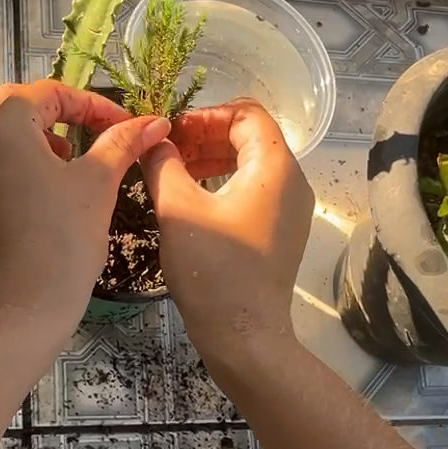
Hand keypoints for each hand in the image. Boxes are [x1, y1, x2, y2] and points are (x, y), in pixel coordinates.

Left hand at [0, 80, 169, 351]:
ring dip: (35, 136)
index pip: (51, 93)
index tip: (124, 127)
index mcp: (1, 124)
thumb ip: (122, 144)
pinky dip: (15, 163)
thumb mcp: (97, 186)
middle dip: (60, 115)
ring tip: (69, 161)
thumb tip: (154, 122)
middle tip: (94, 136)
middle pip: (16, 106)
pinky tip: (42, 191)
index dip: (94, 105)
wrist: (19, 312)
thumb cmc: (62, 243)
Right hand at [140, 99, 314, 358]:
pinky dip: (225, 184)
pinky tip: (194, 200)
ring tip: (175, 174)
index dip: (205, 115)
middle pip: (252, 137)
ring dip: (213, 160)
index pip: (246, 113)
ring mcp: (291, 210)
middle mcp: (293, 182)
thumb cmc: (212, 271)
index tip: (171, 133)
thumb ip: (163, 166)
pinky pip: (255, 192)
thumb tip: (154, 142)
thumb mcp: (178, 211)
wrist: (243, 335)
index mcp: (275, 167)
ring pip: (252, 165)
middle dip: (207, 136)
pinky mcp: (282, 233)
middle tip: (168, 152)